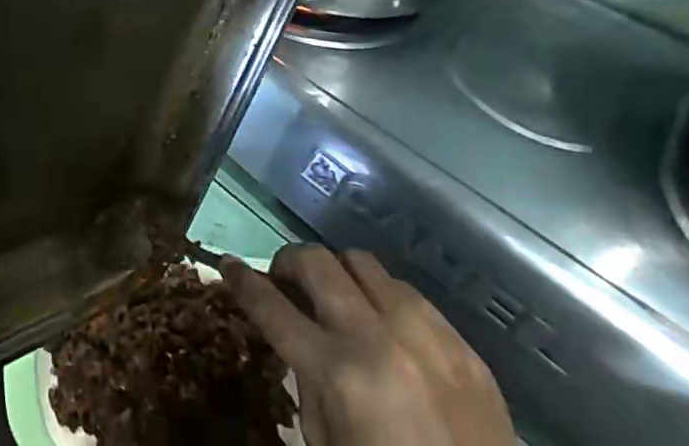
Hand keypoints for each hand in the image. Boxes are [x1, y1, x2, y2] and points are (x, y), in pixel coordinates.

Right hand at [221, 246, 513, 445]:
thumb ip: (307, 383)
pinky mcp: (461, 342)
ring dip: (337, 273)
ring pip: (363, 262)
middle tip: (283, 281)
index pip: (273, 308)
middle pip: (317, 261)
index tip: (227, 265)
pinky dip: (381, 295)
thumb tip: (297, 335)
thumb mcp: (326, 444)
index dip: (242, 282)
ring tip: (335, 298)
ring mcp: (426, 333)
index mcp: (339, 373)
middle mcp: (380, 337)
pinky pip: (408, 291)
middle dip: (288, 262)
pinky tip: (382, 323)